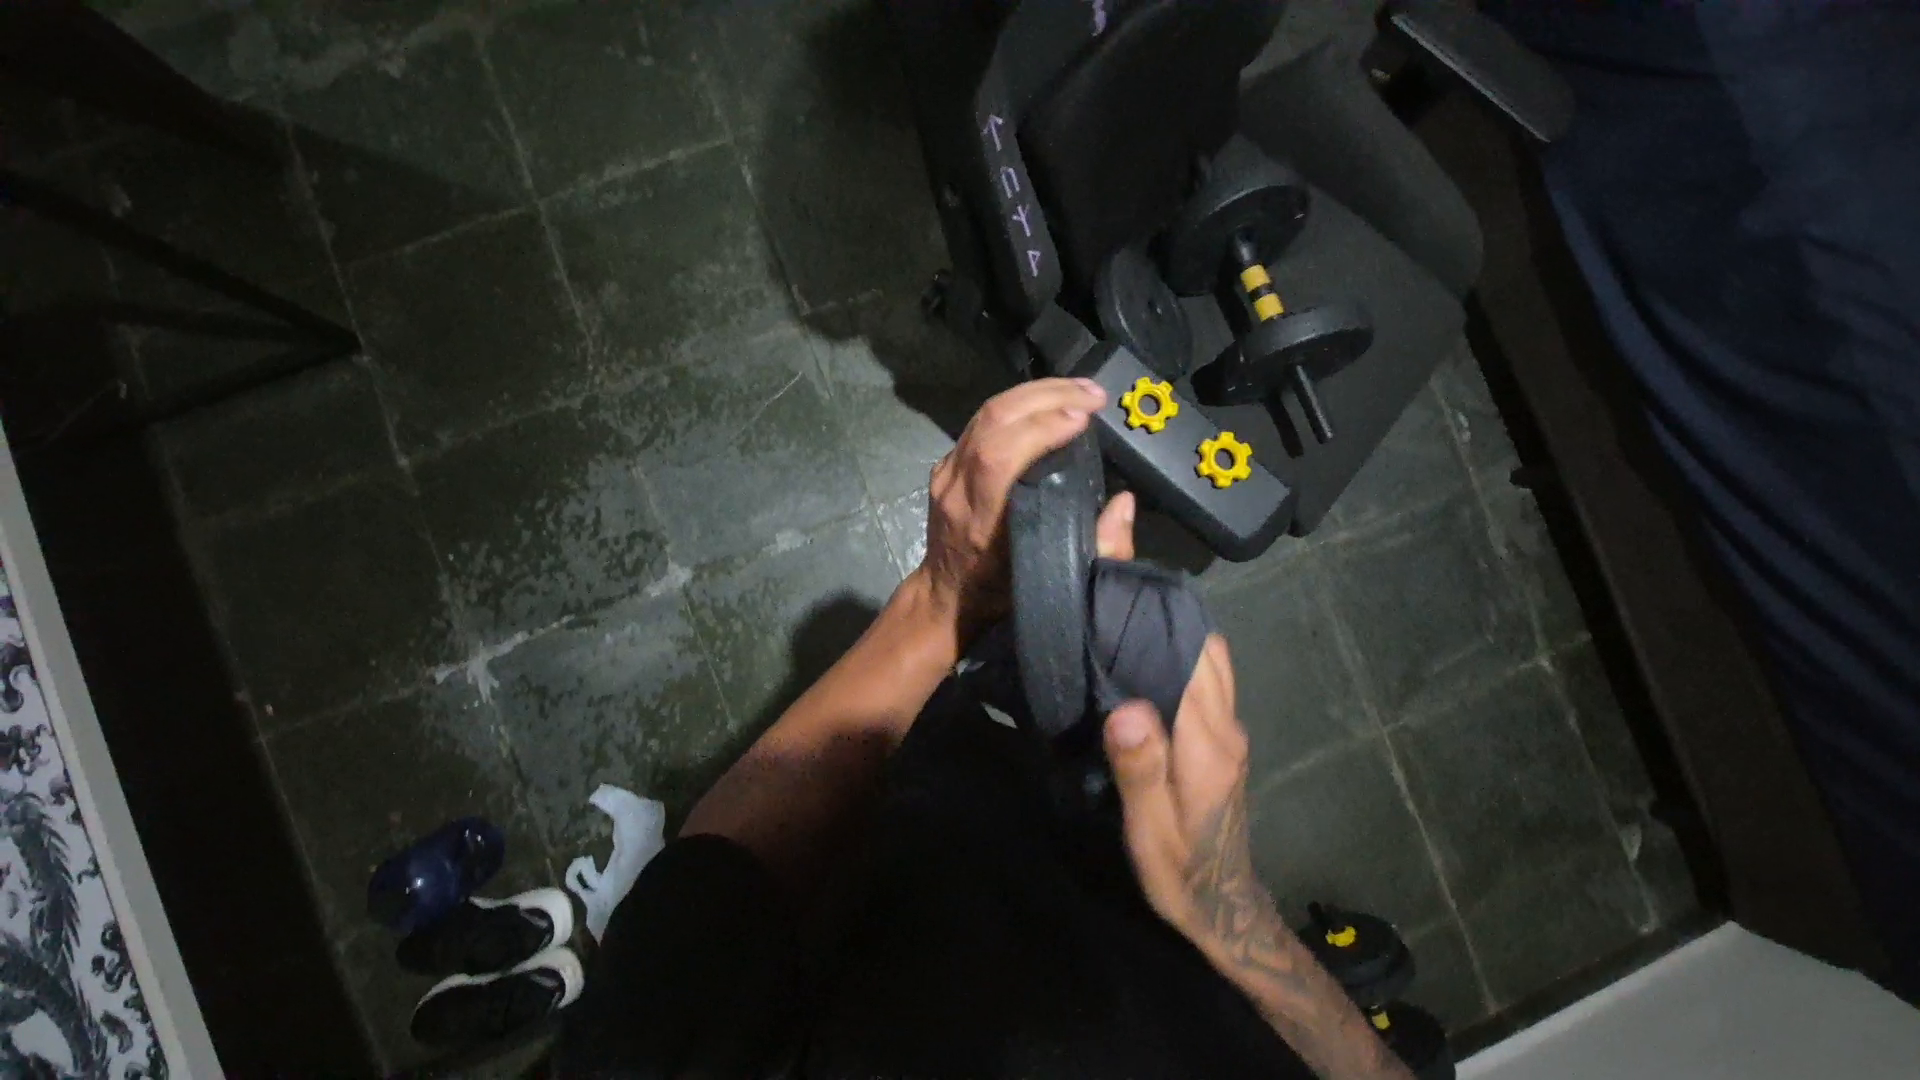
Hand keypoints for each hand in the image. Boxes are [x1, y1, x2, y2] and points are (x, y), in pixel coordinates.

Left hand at [919, 378, 1136, 633]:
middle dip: (1046, 397)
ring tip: (1079, 391)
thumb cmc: (1001, 592)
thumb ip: (1100, 549)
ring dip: (1035, 393)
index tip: (1083, 418)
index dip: (1040, 428)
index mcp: (981, 520)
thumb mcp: (1055, 583)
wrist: (946, 596)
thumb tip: (1124, 503)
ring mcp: (946, 472)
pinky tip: (1048, 402)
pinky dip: (1018, 405)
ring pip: (985, 413)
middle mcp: (957, 488)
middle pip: (993, 421)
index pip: (999, 455)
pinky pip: (982, 422)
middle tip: (1094, 395)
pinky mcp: (945, 465)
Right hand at [1103, 636, 1265, 964]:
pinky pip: (1209, 685)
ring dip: (1179, 642)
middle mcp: (1226, 730)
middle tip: (1115, 610)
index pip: (1190, 668)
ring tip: (1129, 630)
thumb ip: (1140, 767)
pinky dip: (1185, 664)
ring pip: (1214, 666)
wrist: (1223, 905)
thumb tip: (1125, 707)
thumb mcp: (1149, 827)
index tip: (1118, 604)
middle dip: (1168, 626)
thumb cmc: (1178, 868)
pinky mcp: (1226, 742)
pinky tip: (1147, 666)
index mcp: (1206, 746)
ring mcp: (1230, 734)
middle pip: (1208, 656)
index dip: (1158, 631)